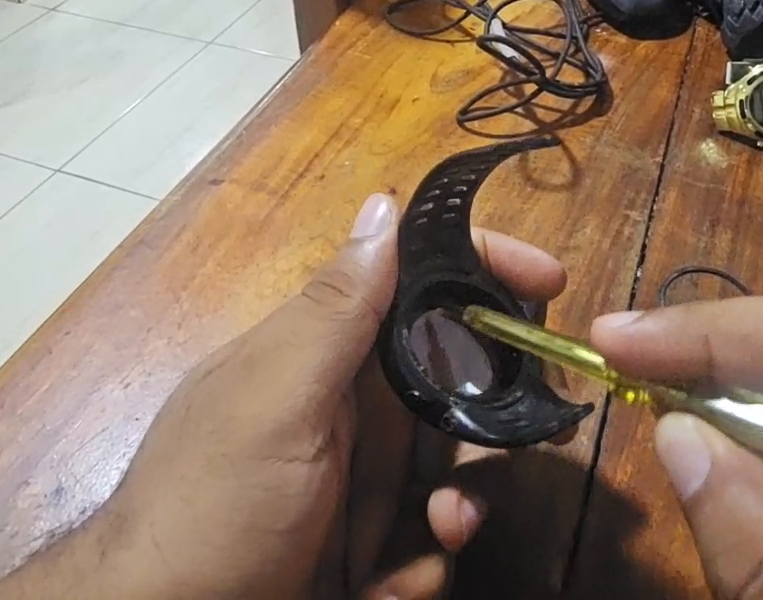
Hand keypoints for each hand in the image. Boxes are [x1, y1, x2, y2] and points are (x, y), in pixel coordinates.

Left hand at [0, 194, 567, 599]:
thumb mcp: (275, 397)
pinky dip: (424, 563)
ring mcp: (360, 480)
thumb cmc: (214, 502)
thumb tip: (387, 202)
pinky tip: (392, 583)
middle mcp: (353, 405)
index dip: (482, 270)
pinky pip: (426, 543)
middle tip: (534, 425)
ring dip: (464, 495)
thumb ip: (337, 309)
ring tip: (443, 525)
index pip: (419, 286)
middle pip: (456, 379)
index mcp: (331, 350)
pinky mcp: (365, 549)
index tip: (547, 279)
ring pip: (454, 464)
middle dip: (495, 405)